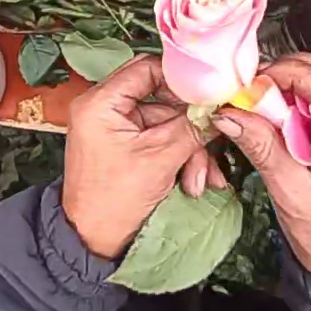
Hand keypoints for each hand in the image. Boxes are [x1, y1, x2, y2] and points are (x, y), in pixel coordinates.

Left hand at [64, 54, 224, 258]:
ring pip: (165, 123)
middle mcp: (103, 108)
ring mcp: (114, 128)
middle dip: (188, 126)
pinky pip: (159, 140)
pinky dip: (178, 157)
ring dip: (188, 150)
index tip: (208, 93)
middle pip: (160, 98)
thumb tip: (218, 106)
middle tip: (209, 141)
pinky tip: (192, 181)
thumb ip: (191, 126)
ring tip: (198, 180)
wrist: (93, 243)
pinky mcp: (124, 146)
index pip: (146, 68)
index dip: (180, 79)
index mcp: (100, 102)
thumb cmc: (113, 202)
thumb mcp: (160, 159)